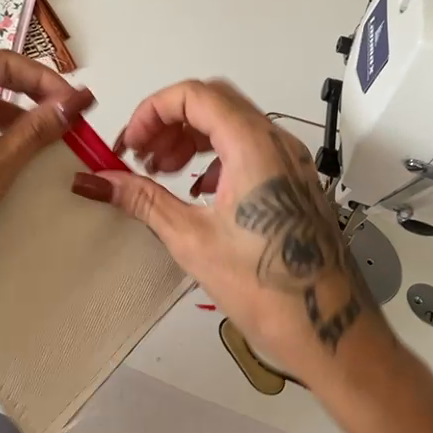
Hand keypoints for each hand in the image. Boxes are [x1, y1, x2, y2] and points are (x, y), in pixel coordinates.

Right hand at [69, 80, 389, 386]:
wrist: (335, 337)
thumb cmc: (268, 288)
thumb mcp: (191, 239)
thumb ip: (142, 200)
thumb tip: (98, 181)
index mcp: (254, 146)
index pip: (193, 95)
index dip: (151, 111)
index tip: (129, 144)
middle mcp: (277, 143)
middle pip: (211, 101)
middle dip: (167, 121)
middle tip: (140, 153)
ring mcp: (289, 162)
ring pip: (229, 122)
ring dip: (188, 137)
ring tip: (159, 171)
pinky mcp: (294, 183)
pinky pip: (247, 146)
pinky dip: (212, 154)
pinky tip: (195, 189)